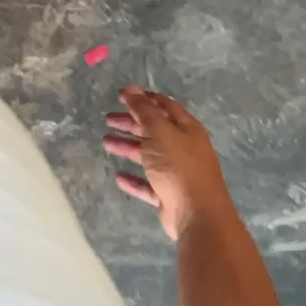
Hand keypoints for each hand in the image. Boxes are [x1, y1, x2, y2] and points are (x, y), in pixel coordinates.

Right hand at [104, 87, 235, 239]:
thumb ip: (144, 110)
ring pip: (149, 156)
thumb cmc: (179, 167)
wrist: (199, 217)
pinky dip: (134, 179)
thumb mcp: (159, 131)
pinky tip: (119, 177)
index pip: (164, 106)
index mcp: (186, 130)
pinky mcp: (170, 195)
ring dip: (128, 148)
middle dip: (131, 123)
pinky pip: (148, 184)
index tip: (121, 95)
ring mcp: (178, 173)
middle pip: (154, 130)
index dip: (143, 98)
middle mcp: (184, 149)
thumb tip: (132, 89)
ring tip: (106, 143)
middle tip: (109, 119)